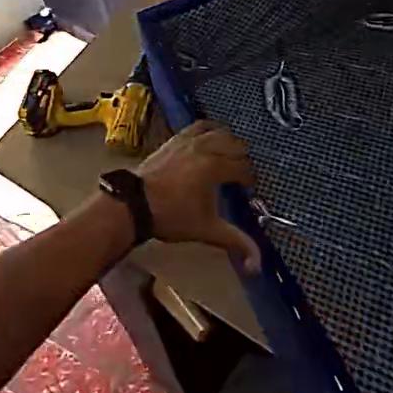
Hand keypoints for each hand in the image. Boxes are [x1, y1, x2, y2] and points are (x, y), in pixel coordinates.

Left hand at [135, 120, 262, 273]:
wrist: (135, 203)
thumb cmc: (172, 216)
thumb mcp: (207, 230)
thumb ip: (235, 242)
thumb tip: (257, 265)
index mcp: (215, 167)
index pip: (243, 167)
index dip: (250, 178)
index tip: (249, 189)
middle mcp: (204, 148)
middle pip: (235, 145)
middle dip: (242, 159)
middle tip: (241, 174)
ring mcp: (188, 140)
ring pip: (218, 131)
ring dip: (228, 142)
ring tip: (229, 156)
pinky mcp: (175, 139)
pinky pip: (197, 126)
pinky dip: (208, 130)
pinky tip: (209, 139)